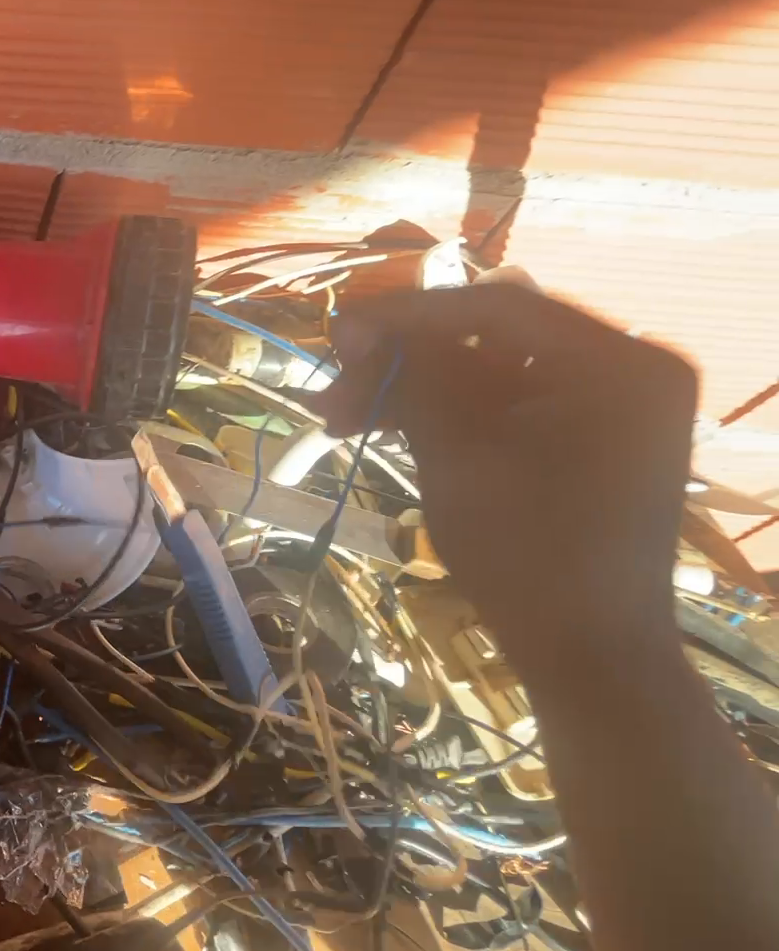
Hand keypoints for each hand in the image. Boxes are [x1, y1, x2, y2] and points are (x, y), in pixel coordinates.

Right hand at [320, 282, 695, 656]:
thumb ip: (412, 378)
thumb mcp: (456, 455)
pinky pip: (487, 400)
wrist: (580, 644)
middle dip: (398, 361)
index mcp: (618, 362)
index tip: (335, 328)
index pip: (495, 306)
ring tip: (337, 419)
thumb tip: (355, 323)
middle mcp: (618, 366)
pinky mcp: (569, 429)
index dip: (405, 312)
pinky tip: (375, 427)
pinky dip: (430, 410)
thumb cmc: (525, 551)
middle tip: (331, 390)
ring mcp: (596, 399)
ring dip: (403, 388)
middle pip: (482, 336)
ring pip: (473, 369)